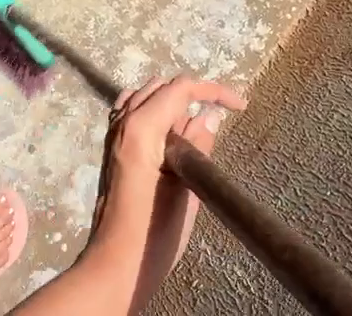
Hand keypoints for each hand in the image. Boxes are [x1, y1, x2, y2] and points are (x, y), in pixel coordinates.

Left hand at [88, 76, 248, 310]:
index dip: (213, 91)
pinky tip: (169, 131)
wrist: (116, 264)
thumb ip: (197, 145)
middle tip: (220, 117)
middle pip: (162, 88)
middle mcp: (123, 121)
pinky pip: (132, 111)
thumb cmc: (154, 232)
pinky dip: (153, 111)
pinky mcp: (112, 148)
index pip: (180, 89)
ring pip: (146, 96)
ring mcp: (113, 133)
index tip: (240, 106)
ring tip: (198, 125)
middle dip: (193, 94)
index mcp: (140, 127)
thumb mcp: (186, 189)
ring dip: (173, 102)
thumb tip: (209, 116)